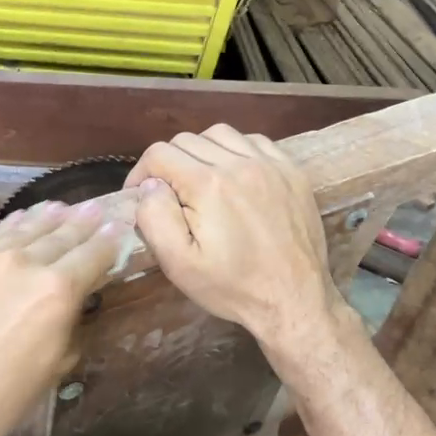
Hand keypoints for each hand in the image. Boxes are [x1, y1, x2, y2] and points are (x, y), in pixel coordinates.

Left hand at [0, 201, 127, 435]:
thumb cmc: (3, 400)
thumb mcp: (55, 363)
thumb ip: (70, 321)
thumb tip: (74, 299)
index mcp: (57, 290)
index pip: (92, 255)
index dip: (108, 241)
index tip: (117, 226)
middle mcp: (21, 263)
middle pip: (58, 236)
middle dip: (80, 223)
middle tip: (93, 209)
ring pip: (21, 230)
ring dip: (44, 218)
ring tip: (59, 208)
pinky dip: (8, 230)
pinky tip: (16, 223)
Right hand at [125, 125, 346, 354]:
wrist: (295, 302)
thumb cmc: (232, 286)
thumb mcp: (178, 263)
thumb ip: (155, 217)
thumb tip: (150, 186)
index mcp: (208, 185)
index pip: (159, 154)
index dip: (140, 173)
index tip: (140, 197)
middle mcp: (239, 164)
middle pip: (186, 140)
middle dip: (168, 163)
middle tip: (169, 195)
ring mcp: (271, 165)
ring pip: (220, 134)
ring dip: (201, 152)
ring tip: (199, 181)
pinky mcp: (292, 172)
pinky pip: (255, 142)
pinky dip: (235, 151)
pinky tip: (234, 177)